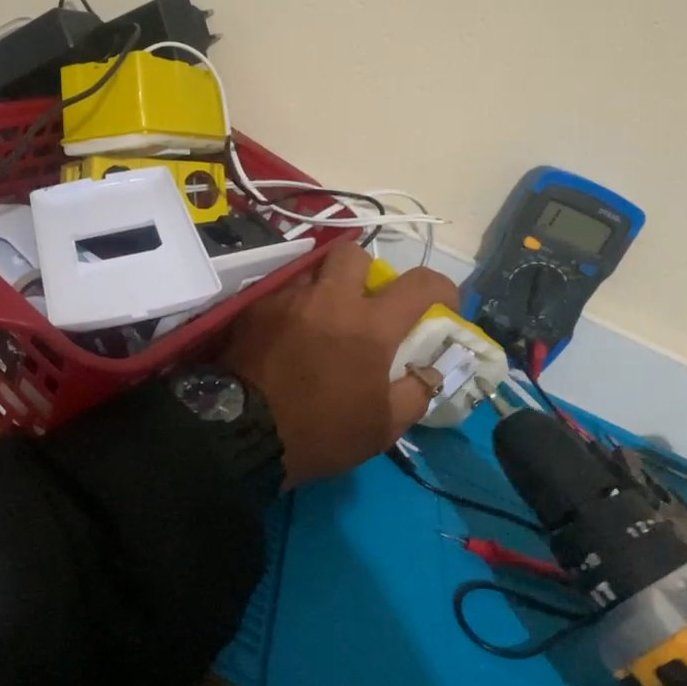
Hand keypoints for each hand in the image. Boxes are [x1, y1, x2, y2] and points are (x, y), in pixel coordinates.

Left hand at [224, 241, 457, 488]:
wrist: (243, 431)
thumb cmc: (321, 432)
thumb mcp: (382, 427)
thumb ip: (415, 392)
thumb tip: (429, 371)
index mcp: (370, 325)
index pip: (420, 284)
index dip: (441, 287)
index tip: (443, 303)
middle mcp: (330, 298)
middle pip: (354, 253)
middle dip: (366, 271)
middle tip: (365, 304)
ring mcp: (289, 298)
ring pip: (314, 272)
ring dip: (326, 290)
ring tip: (322, 324)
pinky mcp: (256, 307)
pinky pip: (283, 293)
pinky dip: (294, 308)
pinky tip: (289, 337)